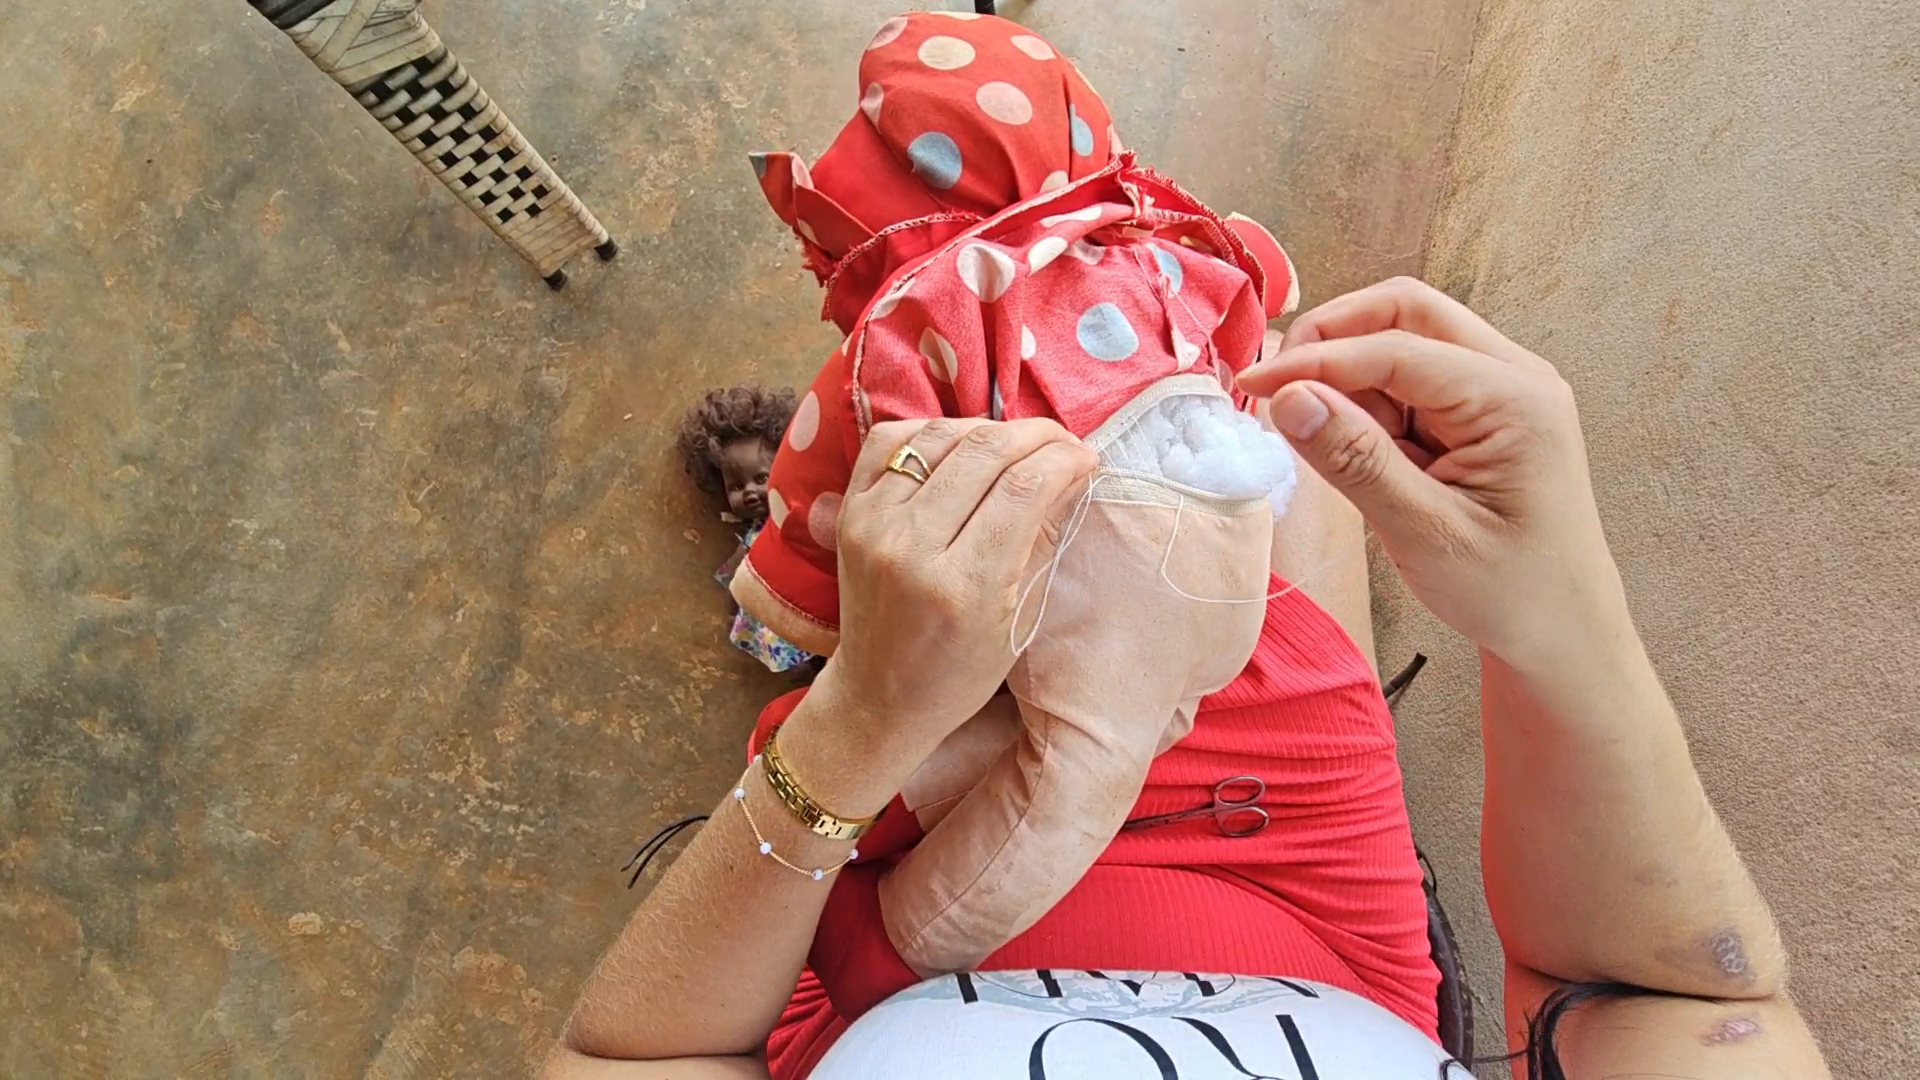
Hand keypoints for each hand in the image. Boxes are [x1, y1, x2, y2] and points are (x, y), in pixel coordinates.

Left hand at [786, 418, 1096, 809]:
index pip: (1023, 489)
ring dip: (989, 429)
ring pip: (939, 437)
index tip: (1087, 456)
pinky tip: (960, 444)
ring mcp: (872, 524)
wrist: (878, 695)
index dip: (1064, 459)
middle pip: (984, 454)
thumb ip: (1042, 539)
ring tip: (1017, 443)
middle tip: (1062, 442)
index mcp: (961, 586)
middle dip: (1036, 436)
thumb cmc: (960, 673)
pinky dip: (931, 430)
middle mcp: (910, 546)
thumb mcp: (1018, 619)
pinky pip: (889, 441)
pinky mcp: (850, 512)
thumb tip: (1072, 472)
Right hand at [1239, 277, 1628, 667]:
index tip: (1251, 386)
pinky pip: (1396, 388)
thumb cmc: (1505, 589)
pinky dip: (1353, 404)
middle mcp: (1506, 379)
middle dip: (1331, 336)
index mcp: (1512, 399)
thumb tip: (1288, 398)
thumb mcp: (1422, 530)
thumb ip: (1354, 459)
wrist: (1556, 630)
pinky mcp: (1463, 419)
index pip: (1397, 348)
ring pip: (1395, 346)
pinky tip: (1333, 440)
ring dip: (1338, 375)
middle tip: (1275, 382)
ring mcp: (1486, 396)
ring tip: (1301, 427)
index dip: (1315, 360)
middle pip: (1405, 314)